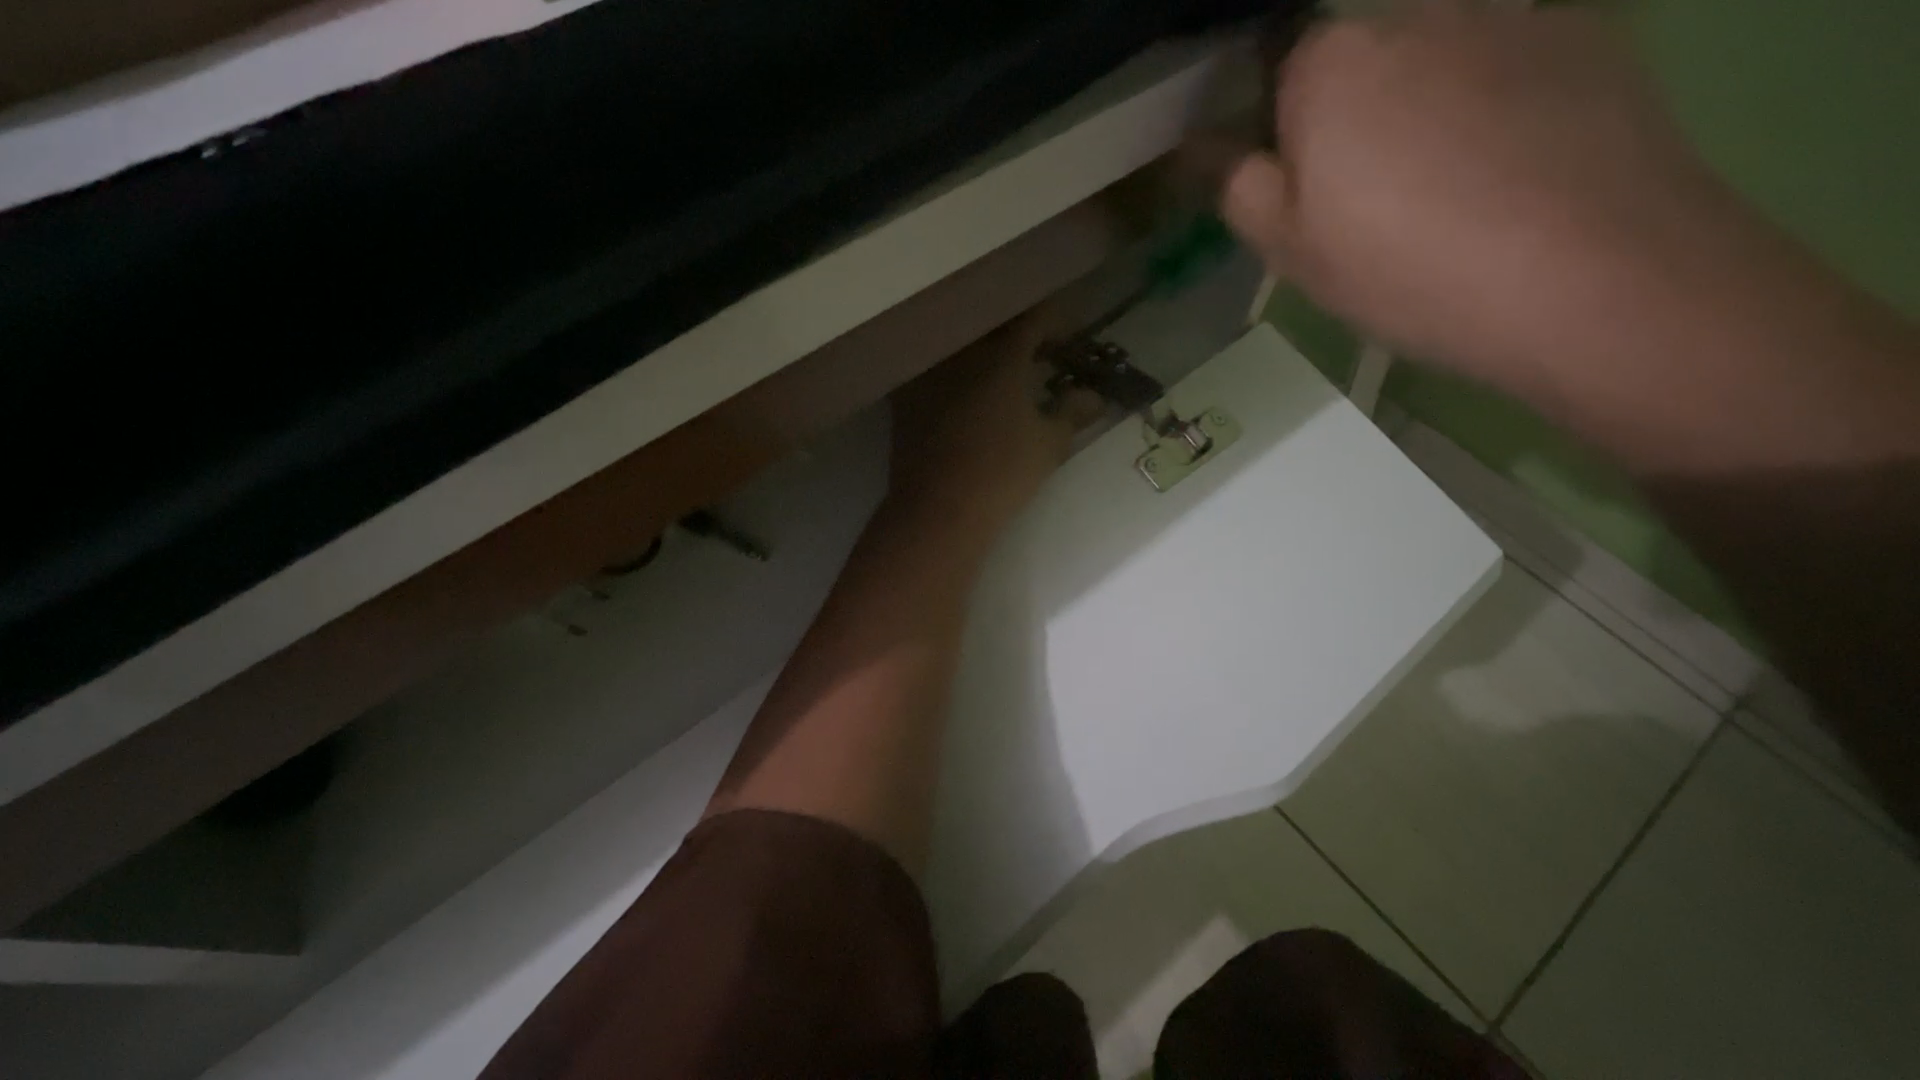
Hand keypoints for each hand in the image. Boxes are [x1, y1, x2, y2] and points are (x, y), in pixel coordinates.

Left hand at [885, 311, 1103, 541]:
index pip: (1035, 318)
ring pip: (960, 342)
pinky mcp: (906, 396)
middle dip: (1018, 331)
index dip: (1056, 322)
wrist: (938, 509)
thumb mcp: (1049, 444)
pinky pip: (932, 366)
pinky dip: (951, 369)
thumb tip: (1093, 396)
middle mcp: (963, 352)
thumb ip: (1072, 413)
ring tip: (1000, 368)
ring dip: (982, 347)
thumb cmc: (1002, 473)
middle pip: (994, 324)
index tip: (1069, 339)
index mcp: (1003, 354)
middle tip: (1037, 351)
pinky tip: (962, 388)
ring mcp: (929, 371)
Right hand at [1219, 3, 1736, 390]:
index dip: (1282, 125)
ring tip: (1462, 189)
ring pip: (1443, 58)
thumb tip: (1203, 146)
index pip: (1277, 65)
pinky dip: (1506, 102)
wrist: (1598, 280)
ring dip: (1434, 105)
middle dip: (1359, 112)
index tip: (1302, 184)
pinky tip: (1525, 170)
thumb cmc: (1413, 271)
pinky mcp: (1591, 35)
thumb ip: (1237, 186)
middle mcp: (1415, 12)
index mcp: (1329, 62)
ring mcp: (1511, 15)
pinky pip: (1516, 63)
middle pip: (1363, 56)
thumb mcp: (1294, 252)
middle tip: (1381, 200)